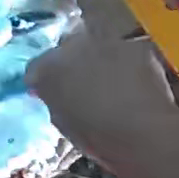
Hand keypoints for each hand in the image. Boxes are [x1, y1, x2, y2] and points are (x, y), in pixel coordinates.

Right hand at [24, 30, 178, 164]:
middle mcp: (74, 45)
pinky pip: (124, 54)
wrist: (143, 131)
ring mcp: (107, 43)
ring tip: (107, 86)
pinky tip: (131, 85)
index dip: (41, 81)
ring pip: (96, 49)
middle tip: (76, 87)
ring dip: (97, 63)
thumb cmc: (93, 134)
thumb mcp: (60, 119)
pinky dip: (124, 66)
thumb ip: (53, 99)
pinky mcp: (138, 47)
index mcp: (48, 67)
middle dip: (69, 66)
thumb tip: (54, 92)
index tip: (46, 94)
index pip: (35, 68)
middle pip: (66, 50)